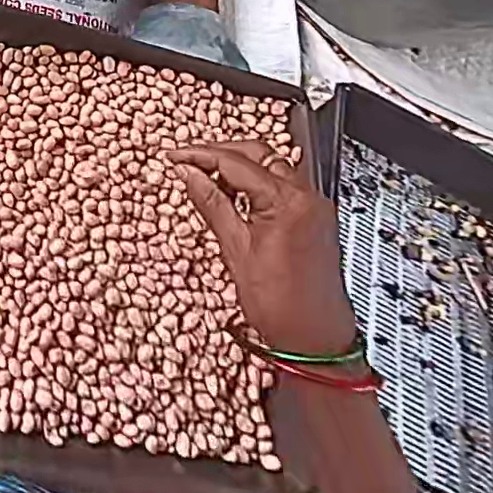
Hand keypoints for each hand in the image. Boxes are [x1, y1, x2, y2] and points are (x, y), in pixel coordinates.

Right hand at [167, 142, 357, 357]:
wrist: (318, 341)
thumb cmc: (282, 304)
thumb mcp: (235, 248)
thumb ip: (211, 202)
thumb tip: (188, 173)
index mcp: (288, 203)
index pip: (235, 162)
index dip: (199, 155)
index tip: (174, 157)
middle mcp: (308, 197)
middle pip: (257, 153)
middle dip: (218, 151)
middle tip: (187, 160)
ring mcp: (315, 206)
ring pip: (270, 163)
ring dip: (237, 163)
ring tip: (205, 175)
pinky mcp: (315, 217)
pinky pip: (281, 181)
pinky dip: (254, 179)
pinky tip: (231, 191)